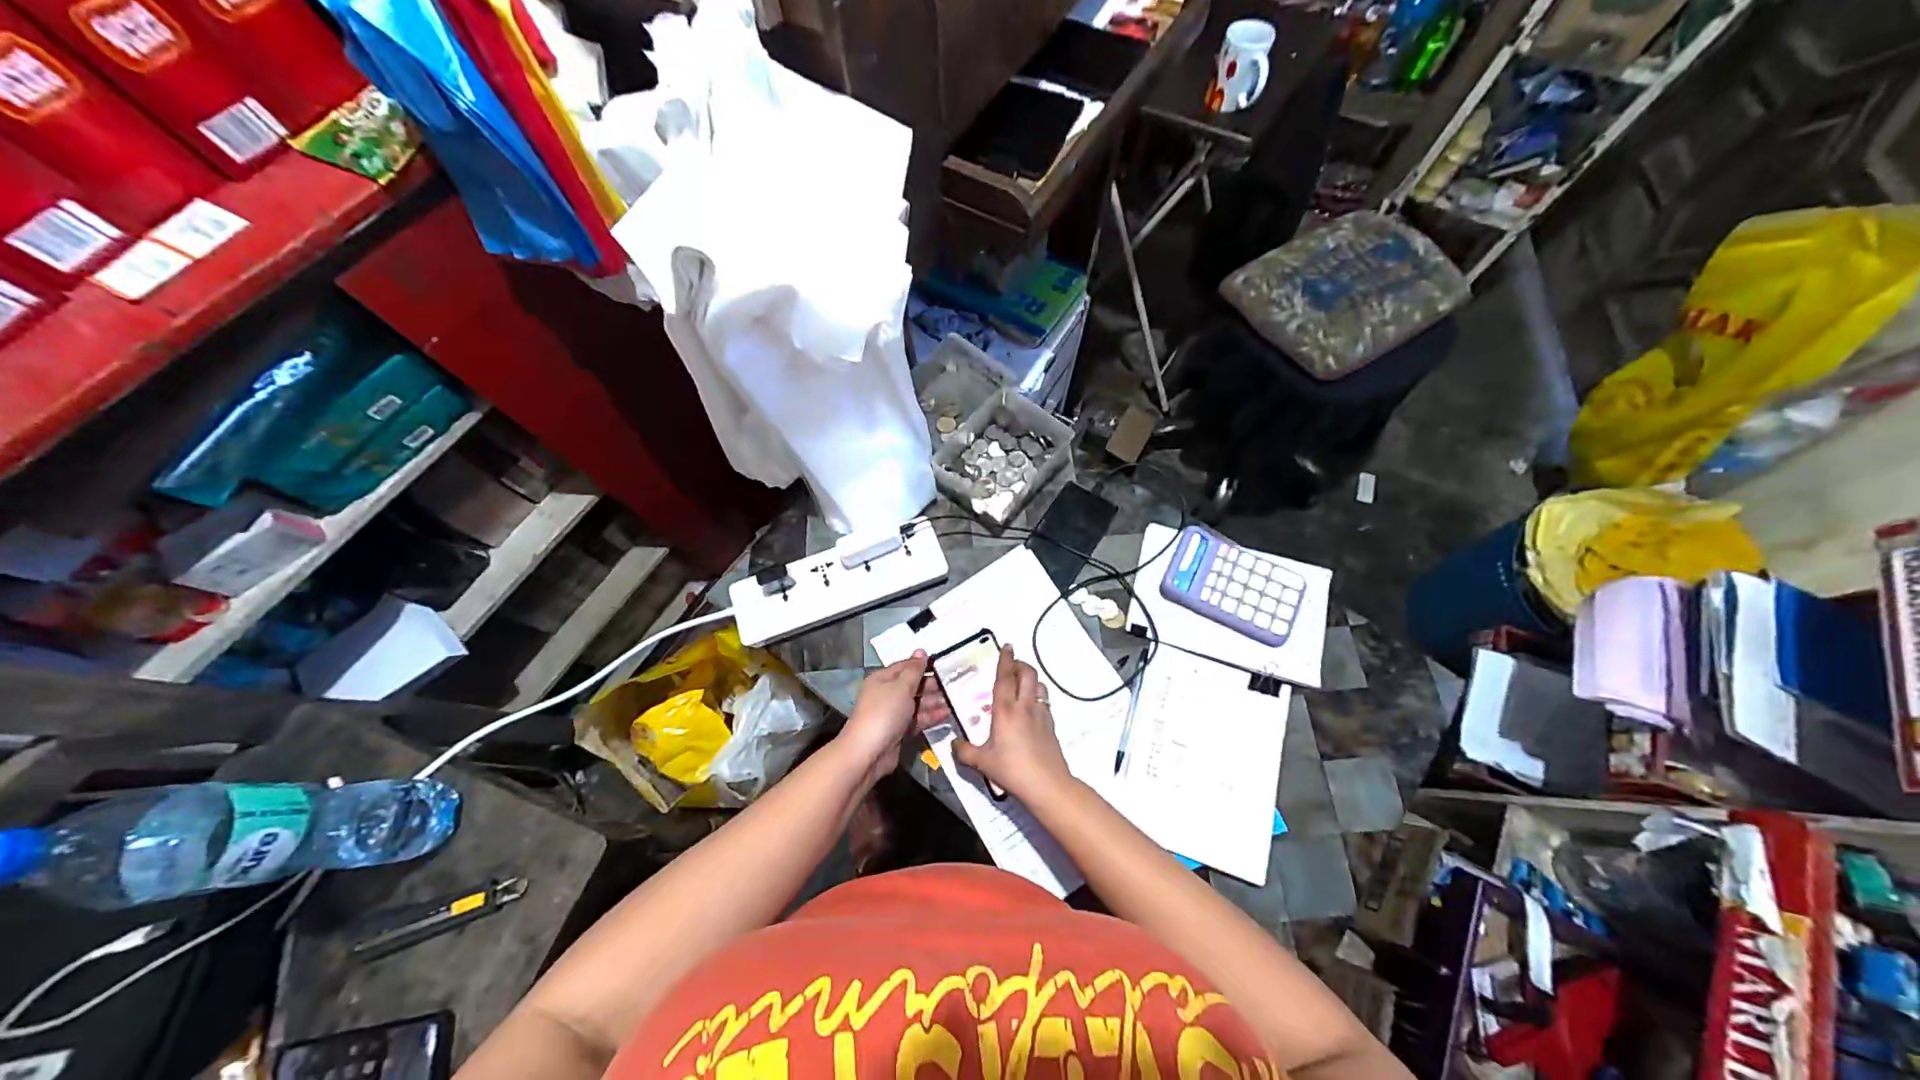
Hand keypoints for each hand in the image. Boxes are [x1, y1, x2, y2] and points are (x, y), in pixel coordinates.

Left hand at [837, 652, 951, 786]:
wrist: (868, 752)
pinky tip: (948, 714)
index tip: (947, 664)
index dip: (924, 664)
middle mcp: (887, 694)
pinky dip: (931, 717)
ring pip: (917, 703)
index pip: (906, 667)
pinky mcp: (900, 731)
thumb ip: (914, 670)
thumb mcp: (901, 687)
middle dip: (933, 685)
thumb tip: (921, 651)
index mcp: (883, 679)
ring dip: (935, 701)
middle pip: (913, 685)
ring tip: (957, 699)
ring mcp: (893, 714)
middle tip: (957, 684)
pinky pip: (918, 720)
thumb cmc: (884, 712)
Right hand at [951, 647, 1070, 800]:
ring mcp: (1041, 715)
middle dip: (1020, 664)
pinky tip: (1030, 708)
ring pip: (1039, 686)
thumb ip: (964, 751)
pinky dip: (1037, 696)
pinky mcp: (1051, 726)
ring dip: (1031, 678)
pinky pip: (1044, 702)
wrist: (1047, 785)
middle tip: (1011, 664)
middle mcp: (1025, 706)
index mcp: (1006, 710)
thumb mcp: (981, 762)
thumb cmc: (1012, 769)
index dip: (1005, 659)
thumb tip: (953, 744)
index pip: (1005, 677)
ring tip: (1021, 683)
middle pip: (1028, 674)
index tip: (1007, 646)